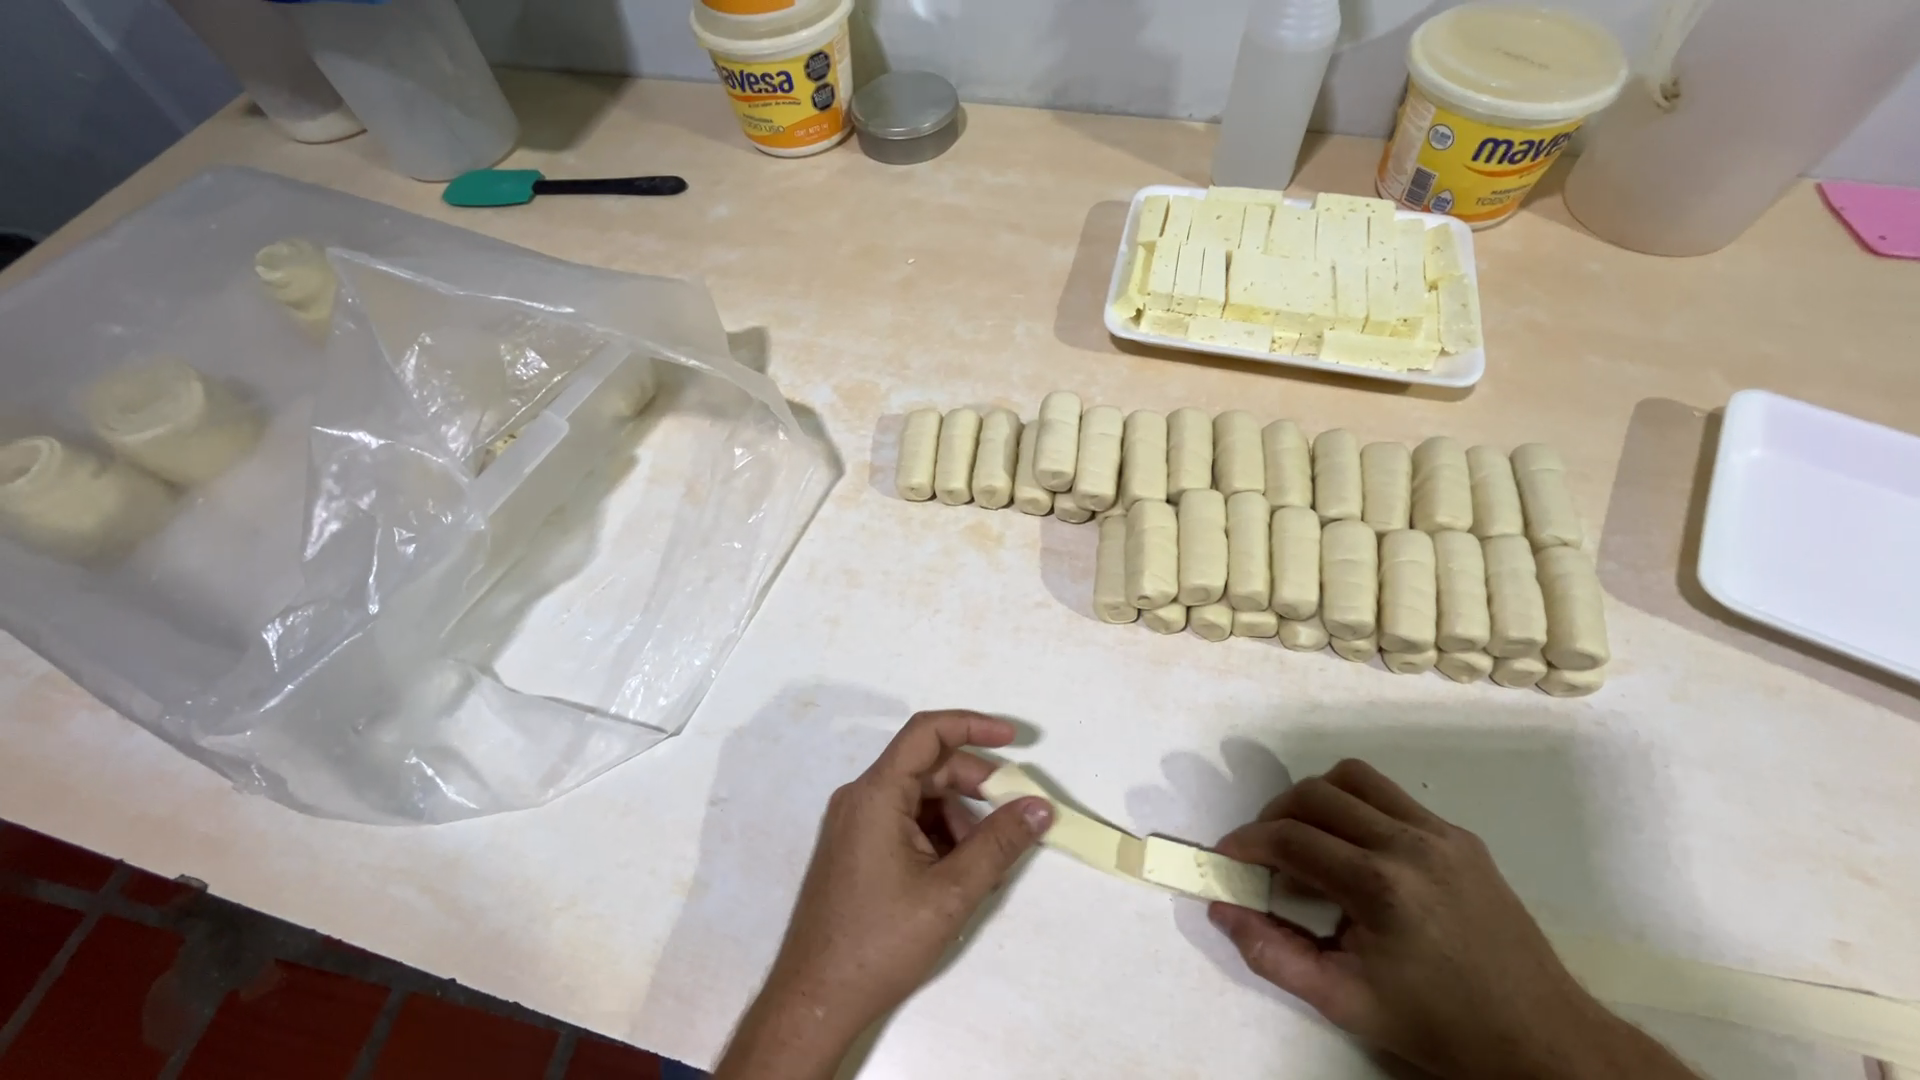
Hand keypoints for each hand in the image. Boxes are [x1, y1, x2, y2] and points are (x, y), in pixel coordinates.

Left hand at [715, 710, 1051, 1079]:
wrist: (814, 1001)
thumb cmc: (880, 943)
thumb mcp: (951, 893)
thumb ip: (1000, 844)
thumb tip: (1040, 807)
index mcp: (877, 794)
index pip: (927, 732)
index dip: (974, 725)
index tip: (1015, 739)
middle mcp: (861, 798)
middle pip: (928, 768)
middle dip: (976, 787)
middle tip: (1015, 817)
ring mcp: (854, 824)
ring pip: (920, 799)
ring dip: (959, 820)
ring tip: (985, 867)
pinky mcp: (855, 849)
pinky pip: (905, 822)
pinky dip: (938, 837)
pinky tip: (957, 877)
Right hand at [1209, 760, 1697, 1079]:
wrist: (1540, 1039)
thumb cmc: (1435, 1025)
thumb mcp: (1342, 1002)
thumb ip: (1272, 954)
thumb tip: (1221, 909)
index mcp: (1380, 887)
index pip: (1291, 838)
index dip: (1247, 842)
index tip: (1227, 857)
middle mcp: (1410, 844)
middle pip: (1316, 794)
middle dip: (1274, 815)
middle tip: (1262, 851)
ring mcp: (1441, 834)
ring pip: (1354, 777)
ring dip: (1315, 798)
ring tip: (1305, 836)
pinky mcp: (1461, 836)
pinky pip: (1391, 796)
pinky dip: (1356, 806)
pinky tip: (1355, 847)